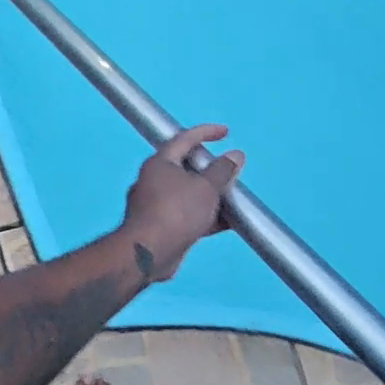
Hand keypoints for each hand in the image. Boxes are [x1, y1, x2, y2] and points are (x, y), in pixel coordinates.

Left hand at [119, 124, 243, 280]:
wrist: (150, 252)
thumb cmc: (177, 211)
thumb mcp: (207, 186)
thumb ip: (223, 170)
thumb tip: (235, 155)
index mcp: (158, 164)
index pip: (183, 139)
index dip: (205, 132)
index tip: (225, 132)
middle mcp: (152, 182)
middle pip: (185, 168)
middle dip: (210, 170)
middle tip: (231, 172)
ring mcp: (154, 206)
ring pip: (188, 194)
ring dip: (211, 196)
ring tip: (235, 198)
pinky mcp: (159, 227)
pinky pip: (187, 215)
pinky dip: (206, 216)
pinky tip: (228, 222)